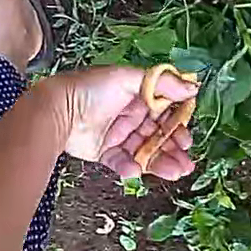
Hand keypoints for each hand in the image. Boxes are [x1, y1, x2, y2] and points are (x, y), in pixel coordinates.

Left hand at [38, 65, 197, 180]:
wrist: (57, 110)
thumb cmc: (92, 88)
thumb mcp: (129, 78)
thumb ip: (163, 84)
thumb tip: (194, 87)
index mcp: (139, 96)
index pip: (166, 114)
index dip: (178, 127)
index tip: (187, 139)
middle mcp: (131, 116)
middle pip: (158, 136)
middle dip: (173, 150)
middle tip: (186, 164)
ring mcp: (118, 136)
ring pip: (145, 152)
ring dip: (161, 163)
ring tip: (175, 172)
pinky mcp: (105, 153)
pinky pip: (122, 162)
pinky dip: (130, 168)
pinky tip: (134, 170)